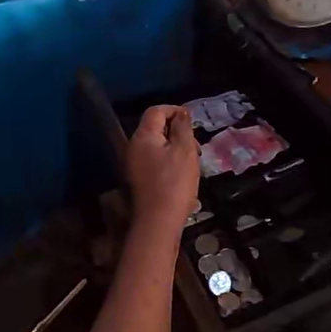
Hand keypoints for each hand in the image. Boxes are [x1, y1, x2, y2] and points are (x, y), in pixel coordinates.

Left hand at [126, 105, 199, 226]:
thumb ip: (182, 128)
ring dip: (175, 147)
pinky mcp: (138, 178)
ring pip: (157, 145)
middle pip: (155, 127)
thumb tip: (181, 113)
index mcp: (143, 136)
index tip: (192, 121)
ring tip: (192, 162)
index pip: (156, 111)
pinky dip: (169, 160)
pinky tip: (182, 174)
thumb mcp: (185, 151)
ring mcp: (134, 163)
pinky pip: (154, 160)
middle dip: (177, 131)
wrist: (158, 221)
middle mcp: (134, 146)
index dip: (174, 110)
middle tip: (196, 147)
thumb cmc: (174, 183)